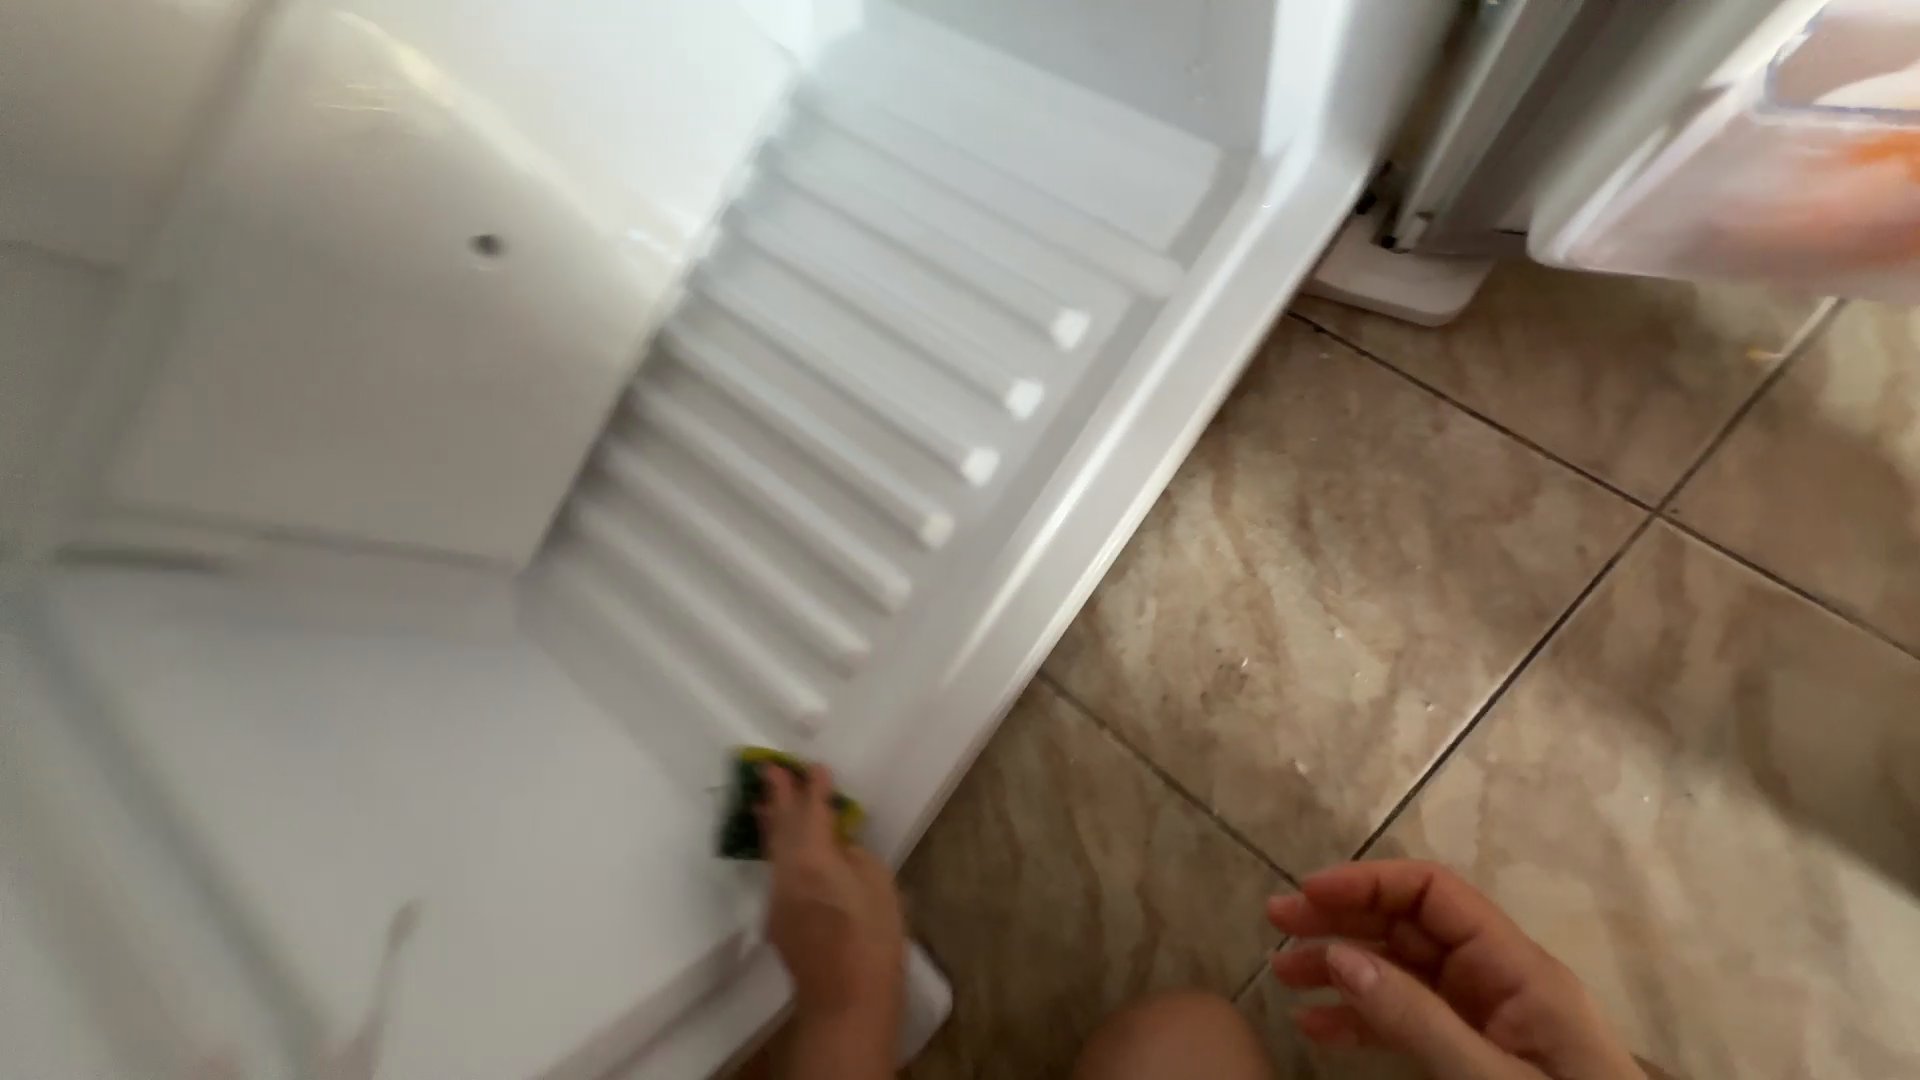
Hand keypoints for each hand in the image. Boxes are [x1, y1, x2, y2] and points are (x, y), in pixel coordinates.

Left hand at [759, 764, 903, 1078]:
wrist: (846, 999)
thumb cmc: (873, 939)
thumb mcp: (878, 884)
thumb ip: (853, 856)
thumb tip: (837, 848)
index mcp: (815, 857)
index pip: (813, 811)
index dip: (815, 787)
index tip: (814, 766)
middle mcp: (787, 871)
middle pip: (782, 825)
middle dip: (777, 795)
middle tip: (768, 767)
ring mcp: (777, 897)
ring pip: (774, 849)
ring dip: (772, 821)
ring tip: (765, 799)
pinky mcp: (777, 919)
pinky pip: (777, 871)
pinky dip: (779, 850)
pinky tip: (783, 846)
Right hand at [1266, 860, 1644, 1079]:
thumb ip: (1419, 1020)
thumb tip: (1337, 954)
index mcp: (1518, 970)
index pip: (1432, 892)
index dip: (1367, 881)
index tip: (1308, 892)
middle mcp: (1496, 981)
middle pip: (1404, 925)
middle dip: (1338, 919)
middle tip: (1275, 923)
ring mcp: (1481, 1020)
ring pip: (1394, 969)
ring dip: (1336, 967)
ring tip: (1281, 976)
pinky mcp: (1470, 1056)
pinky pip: (1402, 1018)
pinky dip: (1356, 1017)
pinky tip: (1315, 1027)